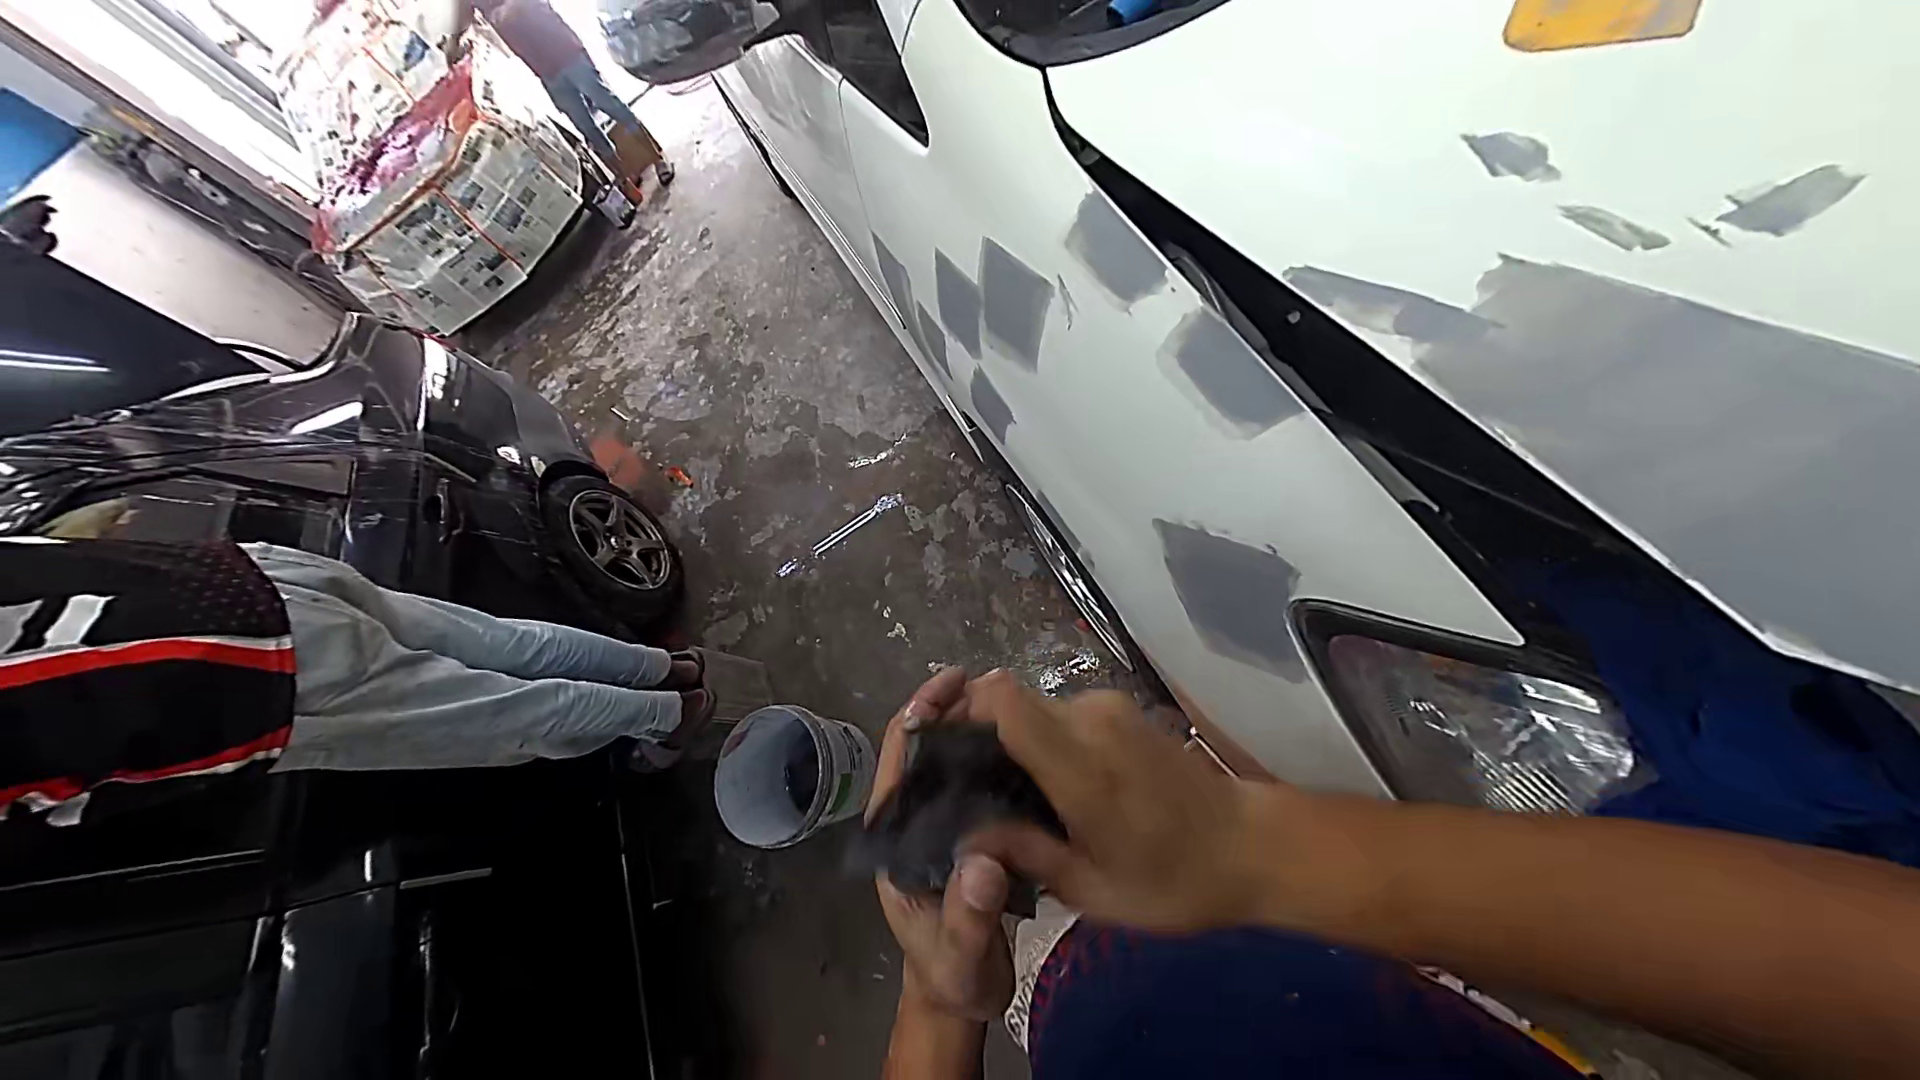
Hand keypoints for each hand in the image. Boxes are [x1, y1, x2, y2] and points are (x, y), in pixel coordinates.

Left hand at [870, 667, 1013, 1021]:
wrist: (961, 994)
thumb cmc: (951, 974)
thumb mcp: (959, 955)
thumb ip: (968, 917)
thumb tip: (985, 864)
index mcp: (896, 835)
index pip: (898, 757)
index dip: (920, 713)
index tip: (953, 681)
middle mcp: (914, 818)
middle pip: (924, 746)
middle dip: (951, 708)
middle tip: (993, 683)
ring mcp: (940, 821)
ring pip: (951, 758)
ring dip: (973, 724)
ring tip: (1011, 701)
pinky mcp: (967, 828)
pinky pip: (976, 779)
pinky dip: (993, 753)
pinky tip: (1024, 743)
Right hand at [961, 671, 1301, 932]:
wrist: (1249, 844)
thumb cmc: (1173, 880)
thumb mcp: (1094, 890)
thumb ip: (1026, 853)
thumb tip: (964, 836)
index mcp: (1081, 767)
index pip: (1008, 703)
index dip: (967, 710)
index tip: (947, 744)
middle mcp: (1091, 720)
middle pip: (1012, 698)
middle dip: (983, 727)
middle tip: (971, 777)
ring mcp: (1109, 707)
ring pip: (1036, 704)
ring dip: (1015, 733)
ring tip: (1013, 783)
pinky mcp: (1120, 707)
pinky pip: (1062, 710)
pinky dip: (1044, 733)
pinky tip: (1053, 775)